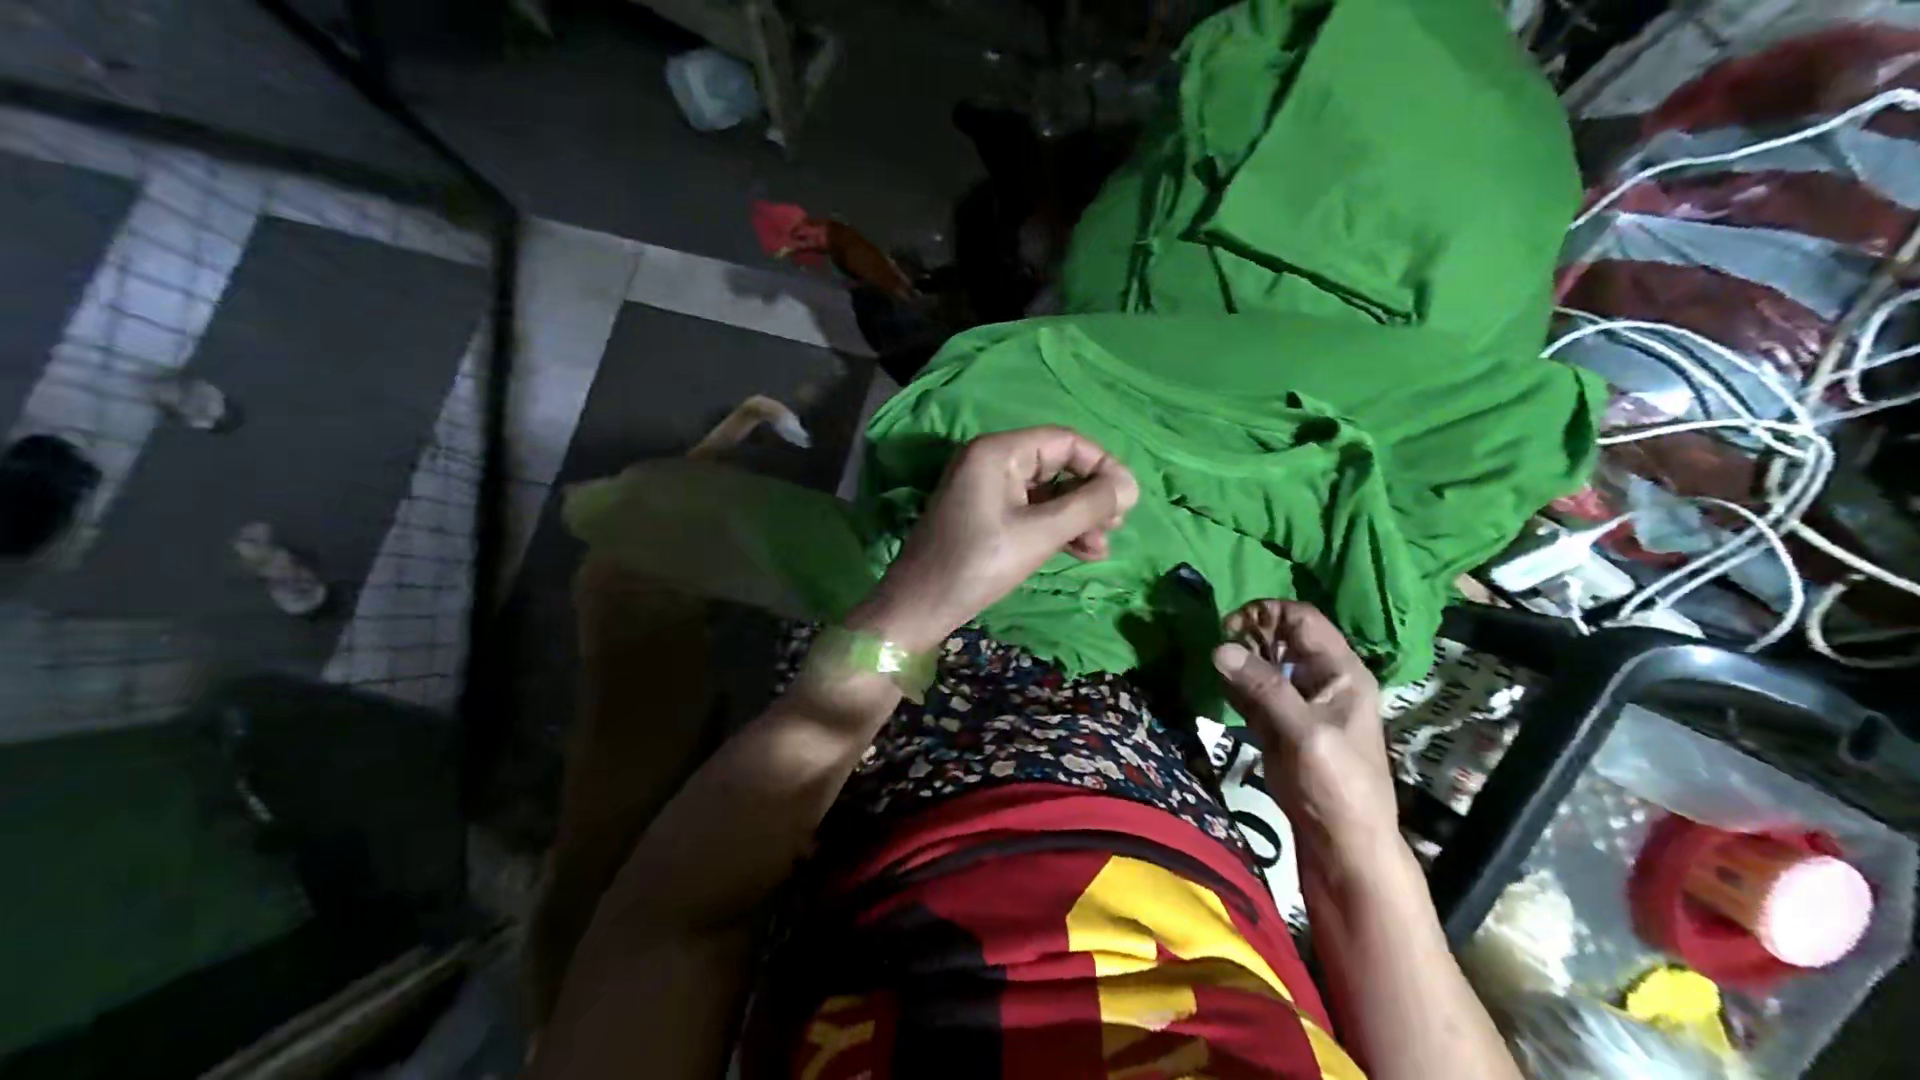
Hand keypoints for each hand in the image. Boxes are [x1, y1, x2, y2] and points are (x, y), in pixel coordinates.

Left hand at [848, 427, 1138, 651]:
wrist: (919, 607)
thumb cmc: (977, 565)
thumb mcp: (1038, 534)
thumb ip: (1087, 506)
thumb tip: (1130, 487)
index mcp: (997, 452)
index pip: (1065, 441)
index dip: (1103, 465)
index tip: (1128, 498)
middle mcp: (990, 461)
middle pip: (1058, 465)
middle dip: (1090, 495)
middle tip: (1116, 525)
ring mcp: (986, 489)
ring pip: (1047, 493)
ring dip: (1078, 517)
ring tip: (1101, 548)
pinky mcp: (985, 515)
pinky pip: (1031, 512)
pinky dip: (1057, 528)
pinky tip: (1082, 551)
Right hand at [1213, 600, 1398, 858]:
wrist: (1342, 842)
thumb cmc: (1337, 783)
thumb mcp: (1304, 731)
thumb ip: (1263, 687)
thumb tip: (1219, 647)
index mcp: (1340, 671)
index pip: (1302, 619)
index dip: (1266, 613)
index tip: (1229, 625)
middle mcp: (1319, 678)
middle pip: (1280, 637)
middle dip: (1248, 635)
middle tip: (1219, 650)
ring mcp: (1297, 701)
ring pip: (1263, 663)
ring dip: (1238, 660)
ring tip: (1218, 671)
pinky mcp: (1277, 722)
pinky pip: (1251, 691)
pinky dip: (1234, 686)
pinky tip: (1221, 689)